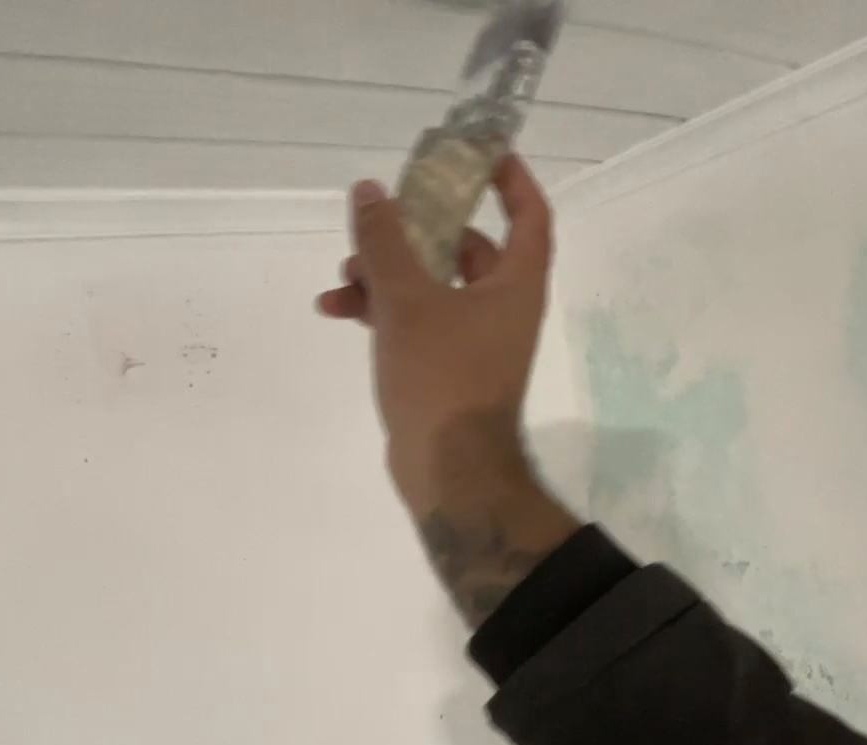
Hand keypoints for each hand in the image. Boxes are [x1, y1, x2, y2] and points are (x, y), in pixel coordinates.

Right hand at [317, 155, 578, 626]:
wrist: (448, 472)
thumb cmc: (441, 378)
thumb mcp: (407, 301)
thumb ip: (385, 242)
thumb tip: (369, 191)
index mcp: (515, 285)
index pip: (529, 214)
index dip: (510, 177)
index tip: (480, 151)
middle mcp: (502, 309)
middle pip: (466, 248)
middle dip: (417, 231)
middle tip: (379, 220)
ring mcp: (474, 343)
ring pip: (432, 288)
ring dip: (388, 276)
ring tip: (342, 277)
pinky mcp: (446, 371)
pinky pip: (416, 324)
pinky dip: (383, 314)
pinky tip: (337, 311)